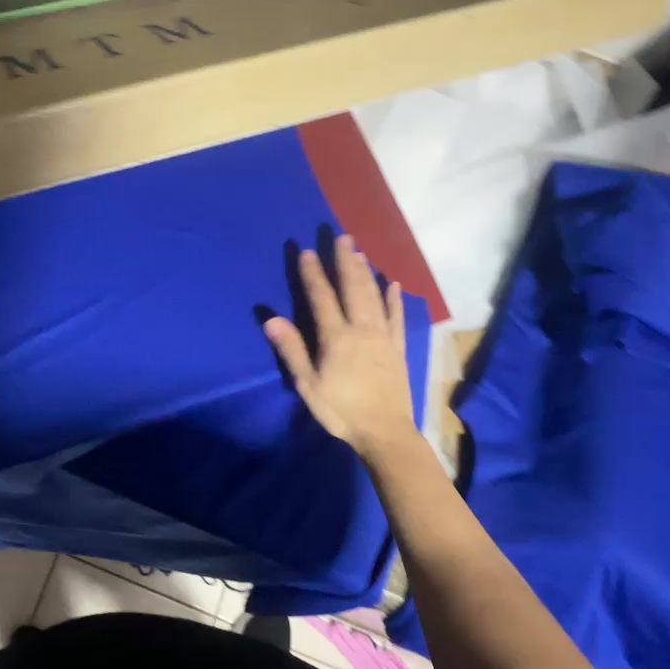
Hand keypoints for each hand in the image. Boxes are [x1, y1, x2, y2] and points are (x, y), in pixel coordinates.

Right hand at [262, 234, 417, 458]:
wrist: (385, 432)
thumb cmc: (341, 410)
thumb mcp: (308, 384)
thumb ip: (292, 350)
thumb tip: (271, 319)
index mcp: (336, 338)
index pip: (321, 298)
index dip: (312, 274)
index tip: (306, 251)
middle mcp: (361, 330)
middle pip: (351, 289)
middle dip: (344, 262)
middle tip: (341, 236)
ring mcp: (383, 337)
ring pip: (373, 297)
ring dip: (365, 272)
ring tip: (359, 251)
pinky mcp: (398, 348)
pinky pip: (396, 318)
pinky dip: (393, 299)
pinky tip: (392, 284)